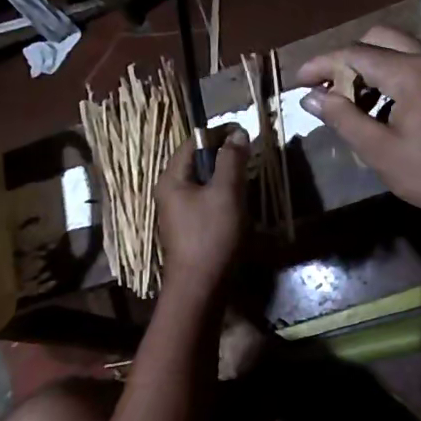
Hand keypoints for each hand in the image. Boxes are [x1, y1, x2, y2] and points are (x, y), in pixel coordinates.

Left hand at [156, 126, 248, 291]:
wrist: (201, 288)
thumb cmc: (212, 236)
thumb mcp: (226, 193)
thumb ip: (232, 160)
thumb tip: (238, 133)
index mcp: (171, 179)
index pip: (192, 142)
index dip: (217, 133)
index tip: (243, 132)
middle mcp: (170, 193)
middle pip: (198, 163)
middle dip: (224, 156)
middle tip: (250, 155)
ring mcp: (179, 214)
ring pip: (205, 185)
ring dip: (227, 178)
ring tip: (249, 179)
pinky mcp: (191, 231)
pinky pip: (208, 204)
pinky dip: (225, 198)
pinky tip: (241, 207)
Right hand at [295, 26, 420, 227]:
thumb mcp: (379, 150)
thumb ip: (343, 117)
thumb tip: (310, 97)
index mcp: (411, 73)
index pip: (355, 54)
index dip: (323, 64)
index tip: (300, 81)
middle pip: (378, 38)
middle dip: (348, 58)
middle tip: (328, 89)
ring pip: (398, 46)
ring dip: (370, 64)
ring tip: (352, 100)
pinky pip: (415, 61)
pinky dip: (392, 72)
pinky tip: (382, 105)